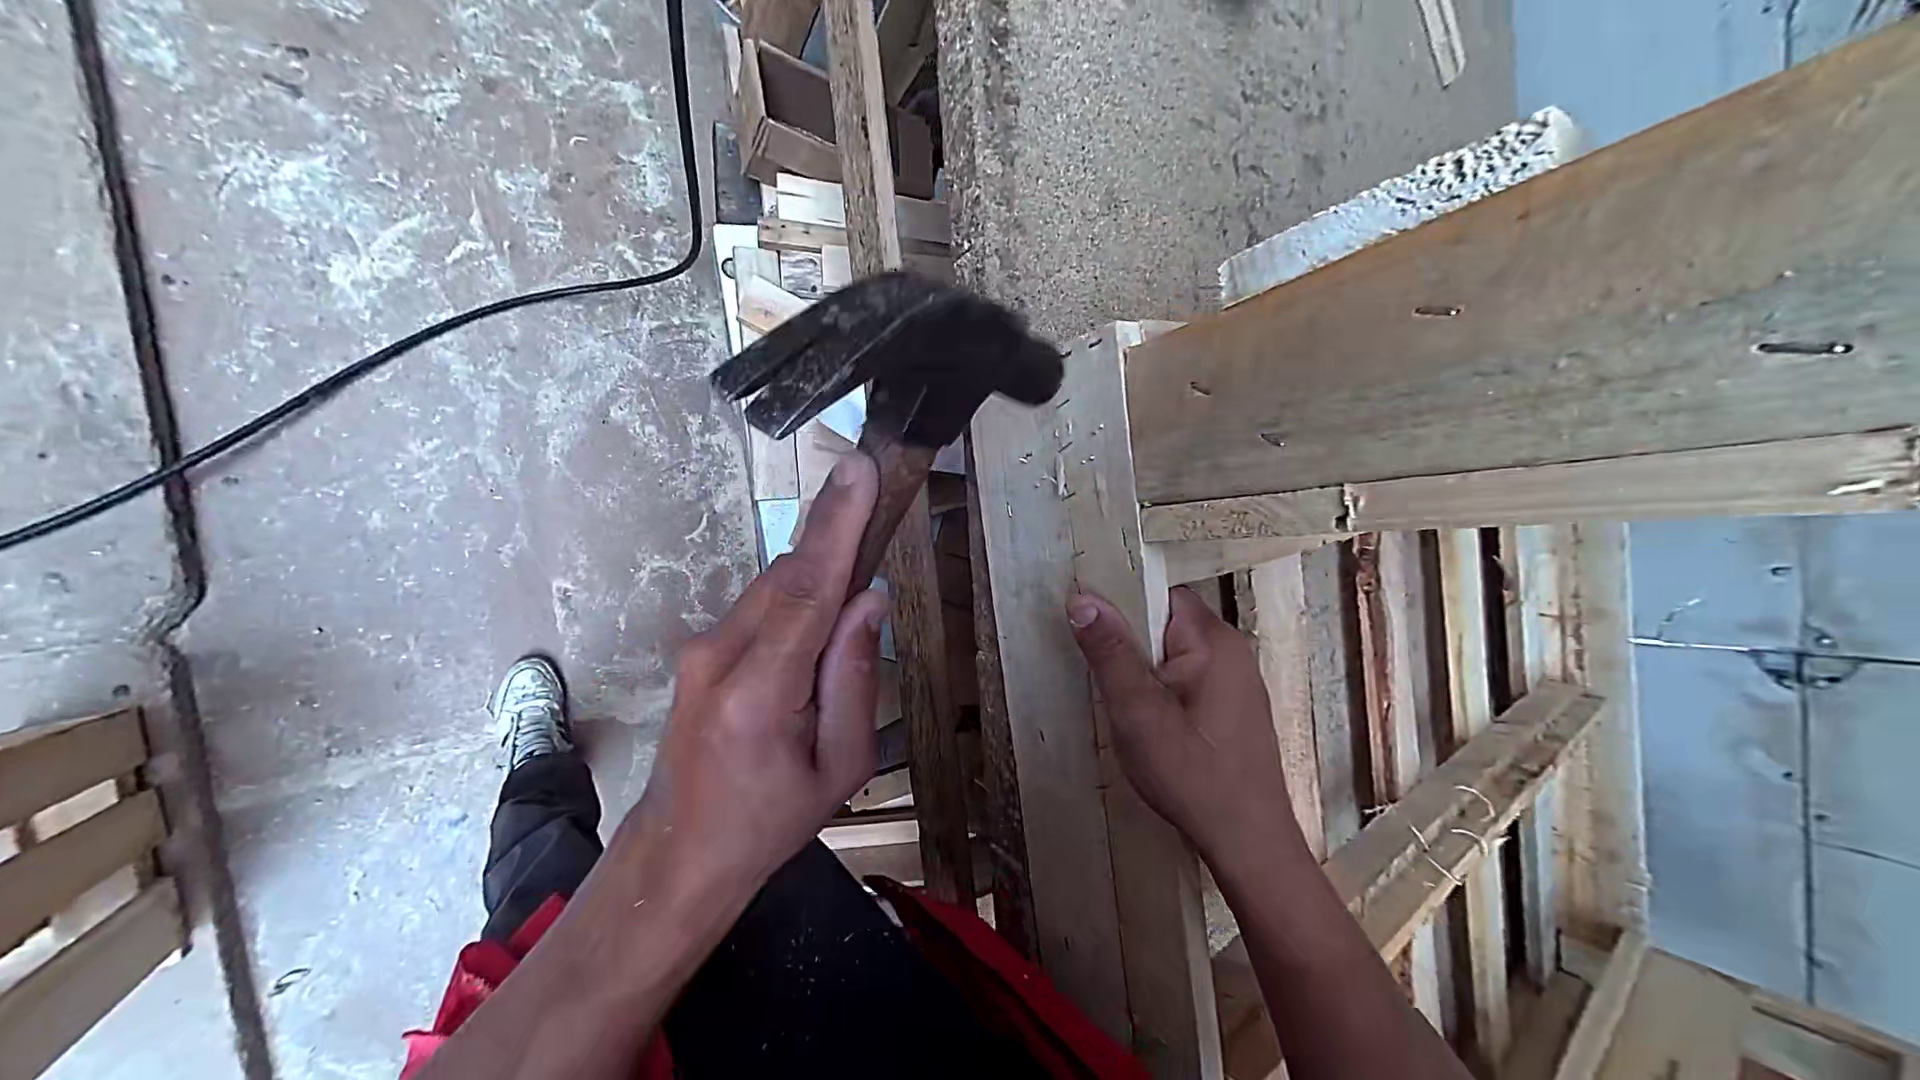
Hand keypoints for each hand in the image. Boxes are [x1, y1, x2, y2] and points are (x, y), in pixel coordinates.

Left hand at [620, 453, 888, 903]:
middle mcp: (717, 656)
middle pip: (790, 576)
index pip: (807, 591)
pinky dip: (800, 596)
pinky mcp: (699, 649)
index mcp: (757, 694)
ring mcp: (699, 649)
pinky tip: (822, 622)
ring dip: (821, 575)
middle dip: (837, 541)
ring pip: (775, 585)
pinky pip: (762, 605)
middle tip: (878, 506)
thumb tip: (869, 603)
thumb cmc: (768, 822)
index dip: (836, 526)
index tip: (858, 472)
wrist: (680, 853)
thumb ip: (856, 680)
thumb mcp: (840, 768)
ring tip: (854, 595)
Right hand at [1066, 587, 1304, 865]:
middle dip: (1131, 644)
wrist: (1247, 842)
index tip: (1093, 634)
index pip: (1158, 594)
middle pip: (1165, 622)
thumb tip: (1081, 598)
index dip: (1123, 607)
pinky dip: (1164, 689)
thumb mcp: (1137, 712)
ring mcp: (1238, 679)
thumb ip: (1110, 652)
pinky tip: (1153, 723)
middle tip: (1108, 680)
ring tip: (1127, 705)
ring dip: (1145, 670)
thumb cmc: (1191, 775)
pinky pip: (1189, 676)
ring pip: (1174, 651)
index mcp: (1212, 641)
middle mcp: (1232, 650)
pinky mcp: (1235, 705)